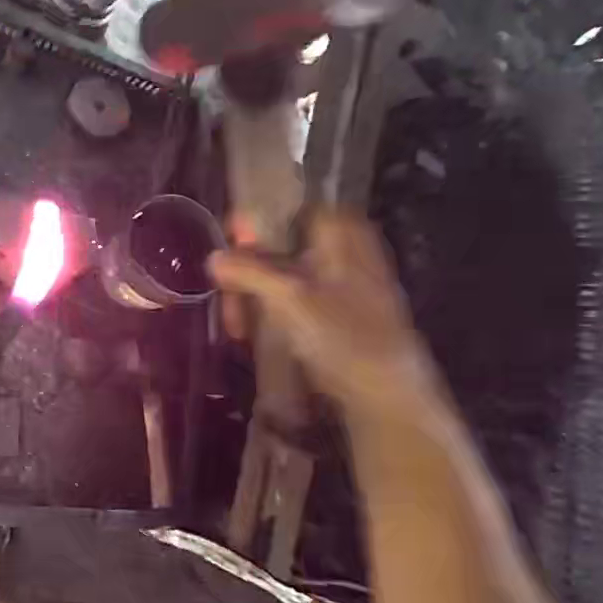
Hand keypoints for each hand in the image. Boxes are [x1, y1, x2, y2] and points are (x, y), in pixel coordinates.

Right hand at [209, 208, 437, 416]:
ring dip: (258, 297)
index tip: (232, 239)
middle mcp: (347, 254)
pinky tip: (257, 337)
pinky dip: (276, 315)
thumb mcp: (289, 298)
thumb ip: (249, 271)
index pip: (297, 207)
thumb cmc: (343, 335)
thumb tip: (214, 256)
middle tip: (228, 297)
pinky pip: (299, 305)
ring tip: (239, 329)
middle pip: (287, 247)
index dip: (261, 219)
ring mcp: (347, 289)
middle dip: (251, 270)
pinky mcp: (343, 320)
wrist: (389, 395)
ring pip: (289, 279)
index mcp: (342, 235)